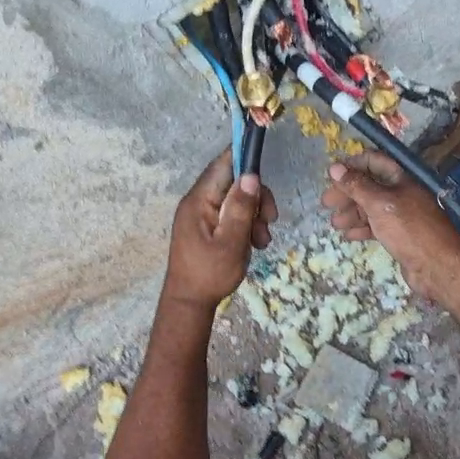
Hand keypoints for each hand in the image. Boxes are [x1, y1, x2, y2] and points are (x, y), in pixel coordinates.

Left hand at [164, 150, 276, 308]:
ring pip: (238, 199)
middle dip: (257, 198)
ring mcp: (203, 214)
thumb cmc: (209, 274)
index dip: (244, 156)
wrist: (190, 303)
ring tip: (262, 240)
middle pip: (235, 182)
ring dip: (255, 215)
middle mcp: (198, 202)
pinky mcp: (209, 227)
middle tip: (269, 222)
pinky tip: (255, 244)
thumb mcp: (230, 242)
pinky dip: (248, 225)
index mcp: (199, 201)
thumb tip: (251, 175)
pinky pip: (232, 214)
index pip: (223, 165)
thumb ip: (241, 208)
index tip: (266, 158)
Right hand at [320, 151, 459, 301]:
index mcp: (401, 178)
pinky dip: (363, 229)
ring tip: (334, 223)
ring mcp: (402, 215)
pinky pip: (377, 227)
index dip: (353, 165)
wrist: (437, 266)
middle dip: (347, 193)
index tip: (331, 175)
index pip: (374, 161)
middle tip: (326, 203)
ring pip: (372, 208)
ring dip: (352, 213)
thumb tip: (335, 167)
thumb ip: (357, 185)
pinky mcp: (400, 236)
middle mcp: (402, 193)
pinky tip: (348, 236)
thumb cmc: (409, 229)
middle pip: (370, 186)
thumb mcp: (380, 204)